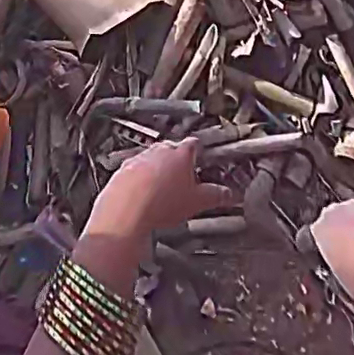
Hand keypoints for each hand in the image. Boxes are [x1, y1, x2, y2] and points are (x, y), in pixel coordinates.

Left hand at [86, 139, 235, 241]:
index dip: (198, 150)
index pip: (193, 144)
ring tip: (164, 192)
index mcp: (181, 154)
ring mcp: (140, 157)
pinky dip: (141, 178)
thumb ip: (215, 195)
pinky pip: (136, 169)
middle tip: (184, 179)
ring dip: (159, 169)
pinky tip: (144, 195)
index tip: (200, 154)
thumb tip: (228, 194)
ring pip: (153, 158)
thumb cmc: (162, 203)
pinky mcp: (125, 168)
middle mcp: (160, 150)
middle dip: (178, 161)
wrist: (127, 210)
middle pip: (172, 149)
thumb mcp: (196, 202)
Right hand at [311, 197, 353, 302]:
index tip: (326, 266)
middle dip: (339, 241)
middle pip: (329, 226)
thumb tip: (337, 281)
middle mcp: (330, 213)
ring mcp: (353, 205)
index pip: (306, 241)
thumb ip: (336, 280)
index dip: (316, 255)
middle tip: (353, 264)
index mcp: (317, 232)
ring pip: (349, 219)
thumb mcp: (346, 289)